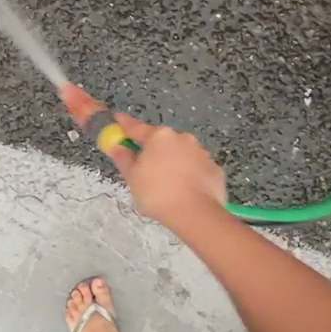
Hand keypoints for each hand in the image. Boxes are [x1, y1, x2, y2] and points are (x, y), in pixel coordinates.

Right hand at [106, 114, 228, 228]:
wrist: (195, 213)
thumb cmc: (157, 194)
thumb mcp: (132, 178)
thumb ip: (123, 158)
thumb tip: (116, 147)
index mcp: (159, 137)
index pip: (136, 128)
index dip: (125, 124)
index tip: (118, 118)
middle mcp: (182, 138)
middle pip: (162, 141)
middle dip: (153, 150)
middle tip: (145, 168)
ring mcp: (201, 152)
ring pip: (181, 154)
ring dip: (173, 163)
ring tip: (167, 185)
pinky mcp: (214, 168)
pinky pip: (196, 168)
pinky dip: (189, 175)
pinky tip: (184, 190)